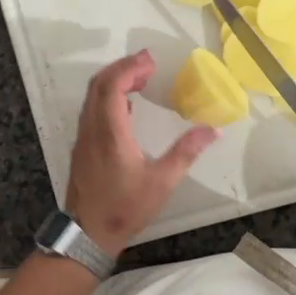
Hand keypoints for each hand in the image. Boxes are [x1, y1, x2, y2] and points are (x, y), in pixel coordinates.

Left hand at [64, 51, 218, 256]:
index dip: (129, 68)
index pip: (113, 87)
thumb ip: (185, 153)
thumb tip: (213, 131)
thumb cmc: (125, 208)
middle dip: (122, 68)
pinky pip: (91, 111)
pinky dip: (107, 98)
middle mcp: (91, 130)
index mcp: (110, 133)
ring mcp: (83, 138)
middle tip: (147, 65)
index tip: (150, 61)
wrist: (87, 233)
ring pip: (91, 97)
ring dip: (113, 82)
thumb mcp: (161, 182)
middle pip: (98, 85)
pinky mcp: (82, 148)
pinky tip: (127, 106)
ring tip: (140, 80)